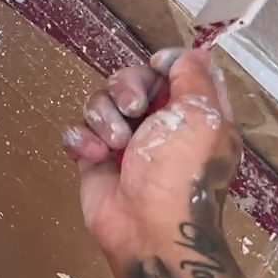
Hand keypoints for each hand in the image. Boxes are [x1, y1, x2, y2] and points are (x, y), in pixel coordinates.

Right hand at [62, 49, 241, 258]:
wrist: (146, 226)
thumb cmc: (179, 173)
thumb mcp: (200, 119)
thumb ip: (195, 80)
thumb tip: (194, 52)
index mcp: (192, 113)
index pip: (176, 70)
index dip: (163, 64)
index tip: (156, 68)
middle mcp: (158, 122)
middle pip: (128, 79)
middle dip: (123, 90)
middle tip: (130, 111)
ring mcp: (123, 139)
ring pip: (98, 103)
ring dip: (102, 120)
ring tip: (113, 146)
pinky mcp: (93, 155)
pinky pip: (77, 129)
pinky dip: (82, 140)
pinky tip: (92, 157)